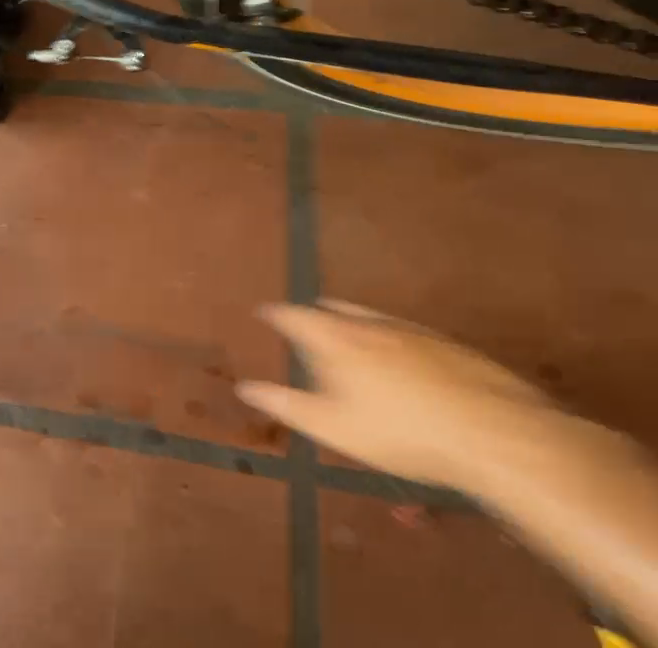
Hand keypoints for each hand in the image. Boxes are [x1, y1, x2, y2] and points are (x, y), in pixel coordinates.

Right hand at [238, 301, 559, 487]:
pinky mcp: (457, 350)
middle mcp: (373, 327)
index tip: (264, 313)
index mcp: (336, 340)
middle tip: (310, 318)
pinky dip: (399, 340)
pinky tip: (408, 359)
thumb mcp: (333, 426)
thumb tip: (245, 389)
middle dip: (319, 313)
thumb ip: (286, 404)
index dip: (276, 314)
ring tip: (355, 334)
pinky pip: (415, 337)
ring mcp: (418, 335)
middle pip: (338, 310)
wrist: (502, 439)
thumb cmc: (402, 433)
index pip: (295, 316)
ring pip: (379, 320)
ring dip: (361, 323)